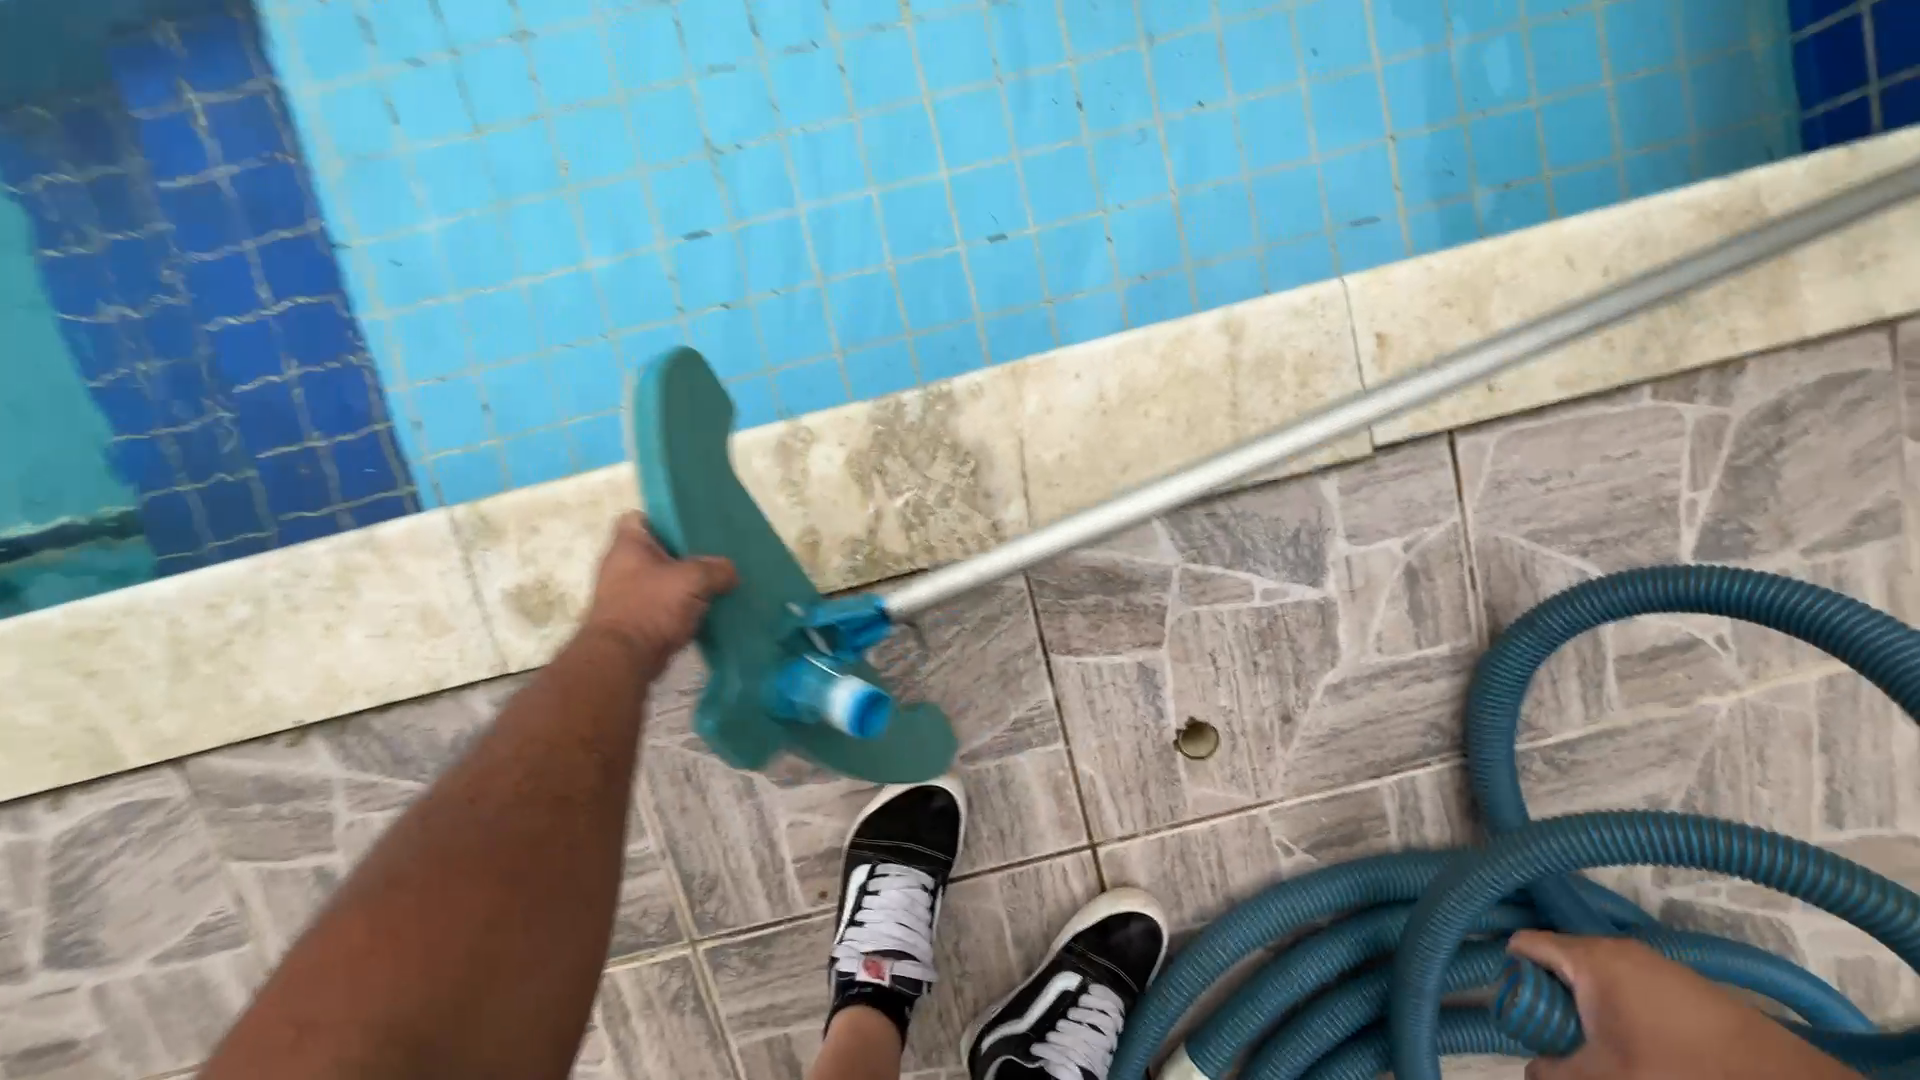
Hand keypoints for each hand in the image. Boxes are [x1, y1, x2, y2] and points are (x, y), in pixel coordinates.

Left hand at [580, 512, 736, 666]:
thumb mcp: (693, 579)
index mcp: (628, 545)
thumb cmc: (651, 607)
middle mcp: (622, 566)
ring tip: (717, 583)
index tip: (690, 527)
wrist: (624, 659)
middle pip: (658, 551)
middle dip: (685, 554)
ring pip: (663, 580)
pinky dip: (683, 608)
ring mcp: (627, 595)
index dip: (663, 518)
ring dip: (686, 584)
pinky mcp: (636, 620)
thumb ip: (716, 569)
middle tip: (714, 556)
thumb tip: (730, 572)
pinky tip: (707, 610)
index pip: (639, 518)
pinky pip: (665, 605)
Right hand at [1508, 931, 1859, 1079]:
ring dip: (1584, 1001)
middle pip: (1557, 957)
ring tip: (1600, 1042)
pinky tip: (1636, 1040)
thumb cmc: (1677, 1069)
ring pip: (1592, 971)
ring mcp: (1651, 960)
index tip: (1518, 1009)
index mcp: (1588, 957)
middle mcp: (1615, 946)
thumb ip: (1553, 1074)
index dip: (1510, 973)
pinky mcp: (1678, 978)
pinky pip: (1624, 980)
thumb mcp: (1604, 1079)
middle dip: (1549, 993)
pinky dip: (1616, 1004)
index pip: (1523, 942)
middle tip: (1559, 1033)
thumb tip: (1531, 1072)